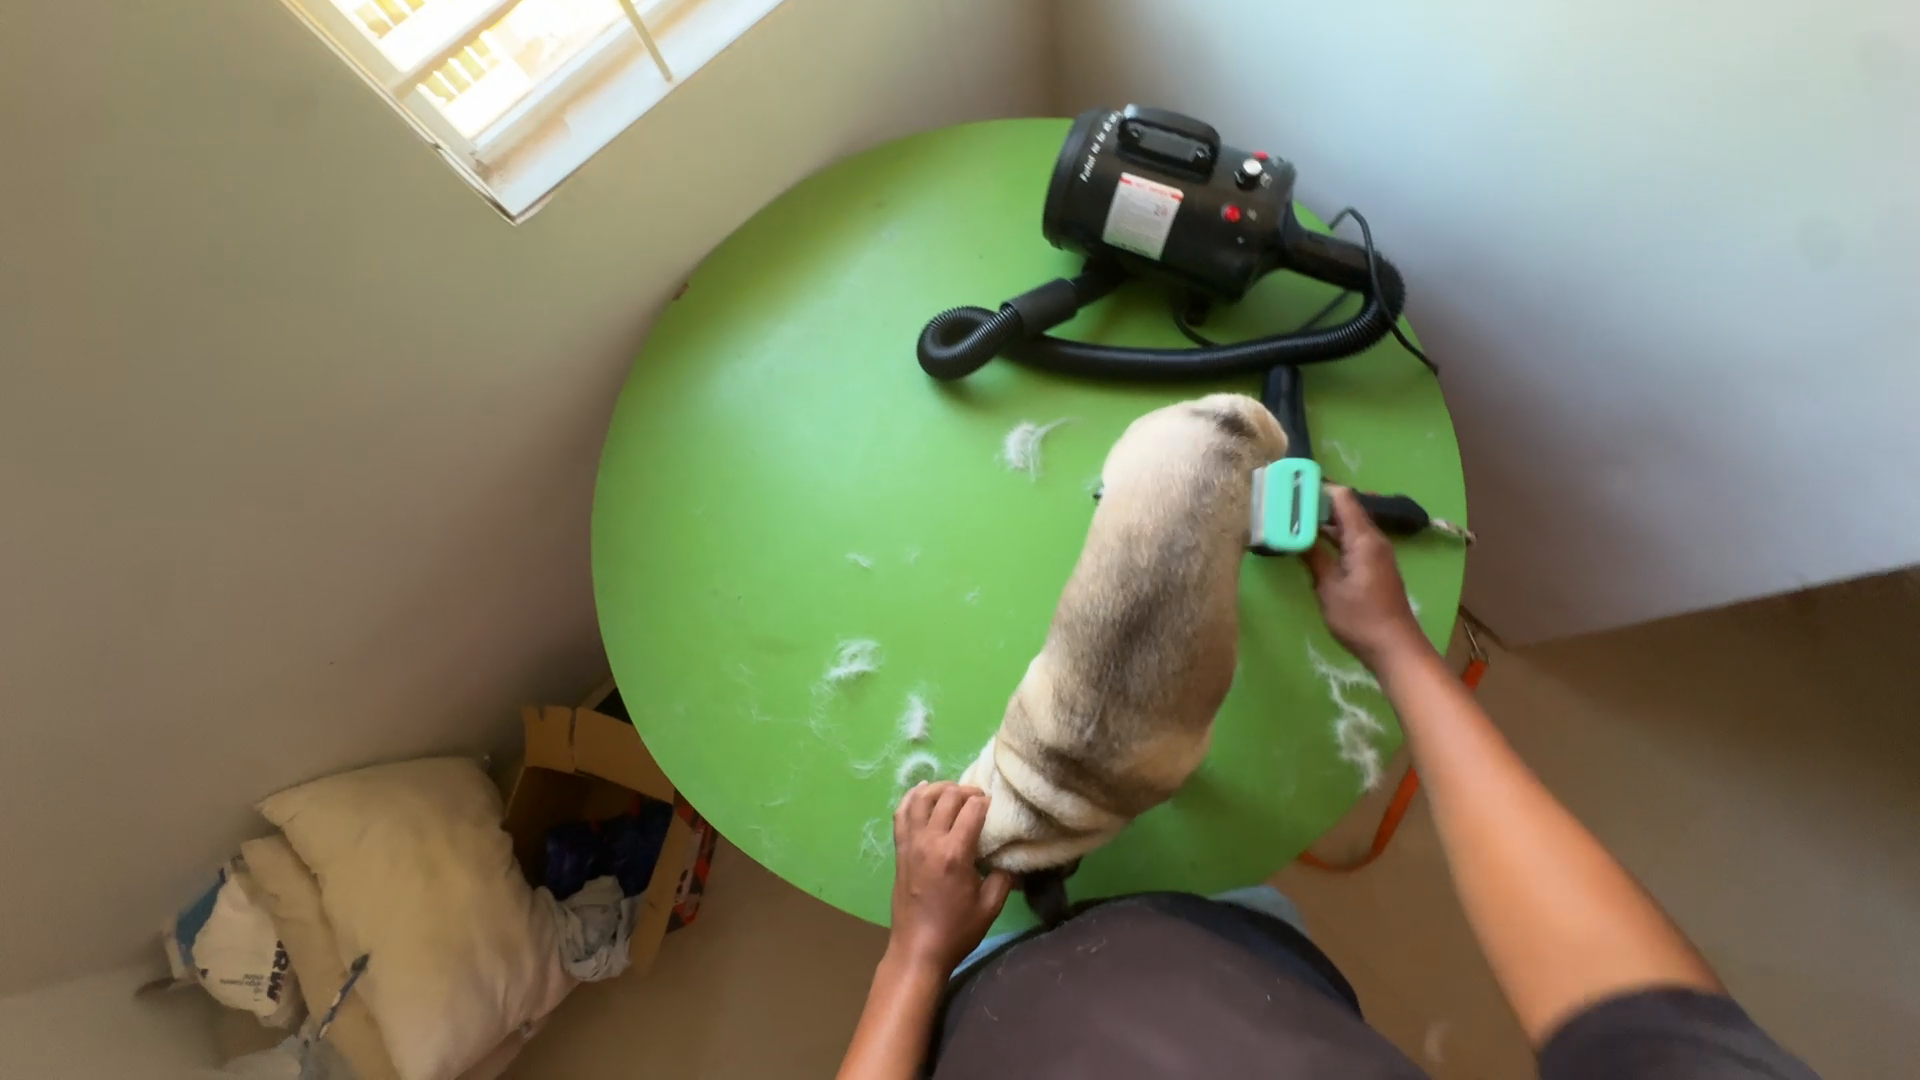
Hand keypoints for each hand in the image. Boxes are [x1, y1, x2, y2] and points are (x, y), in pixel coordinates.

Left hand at [888, 782, 1012, 972]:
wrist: (917, 950)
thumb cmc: (956, 931)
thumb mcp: (990, 907)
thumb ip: (1004, 878)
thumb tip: (1010, 859)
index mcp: (955, 854)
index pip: (972, 810)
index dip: (985, 802)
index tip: (993, 804)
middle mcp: (930, 841)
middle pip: (947, 797)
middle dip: (966, 791)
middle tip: (978, 798)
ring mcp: (911, 843)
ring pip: (921, 798)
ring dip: (939, 788)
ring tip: (953, 791)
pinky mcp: (899, 849)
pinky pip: (902, 813)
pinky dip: (912, 797)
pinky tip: (922, 792)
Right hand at [1303, 486, 1433, 670]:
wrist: (1394, 647)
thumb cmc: (1360, 617)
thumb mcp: (1328, 587)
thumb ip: (1314, 557)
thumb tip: (1295, 535)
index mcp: (1364, 540)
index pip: (1343, 498)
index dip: (1318, 490)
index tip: (1292, 489)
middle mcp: (1373, 540)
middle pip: (1345, 510)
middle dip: (1316, 506)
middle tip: (1285, 507)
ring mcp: (1374, 554)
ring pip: (1346, 527)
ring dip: (1322, 524)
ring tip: (1291, 524)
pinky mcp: (1372, 567)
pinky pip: (1350, 542)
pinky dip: (1330, 539)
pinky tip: (1310, 547)